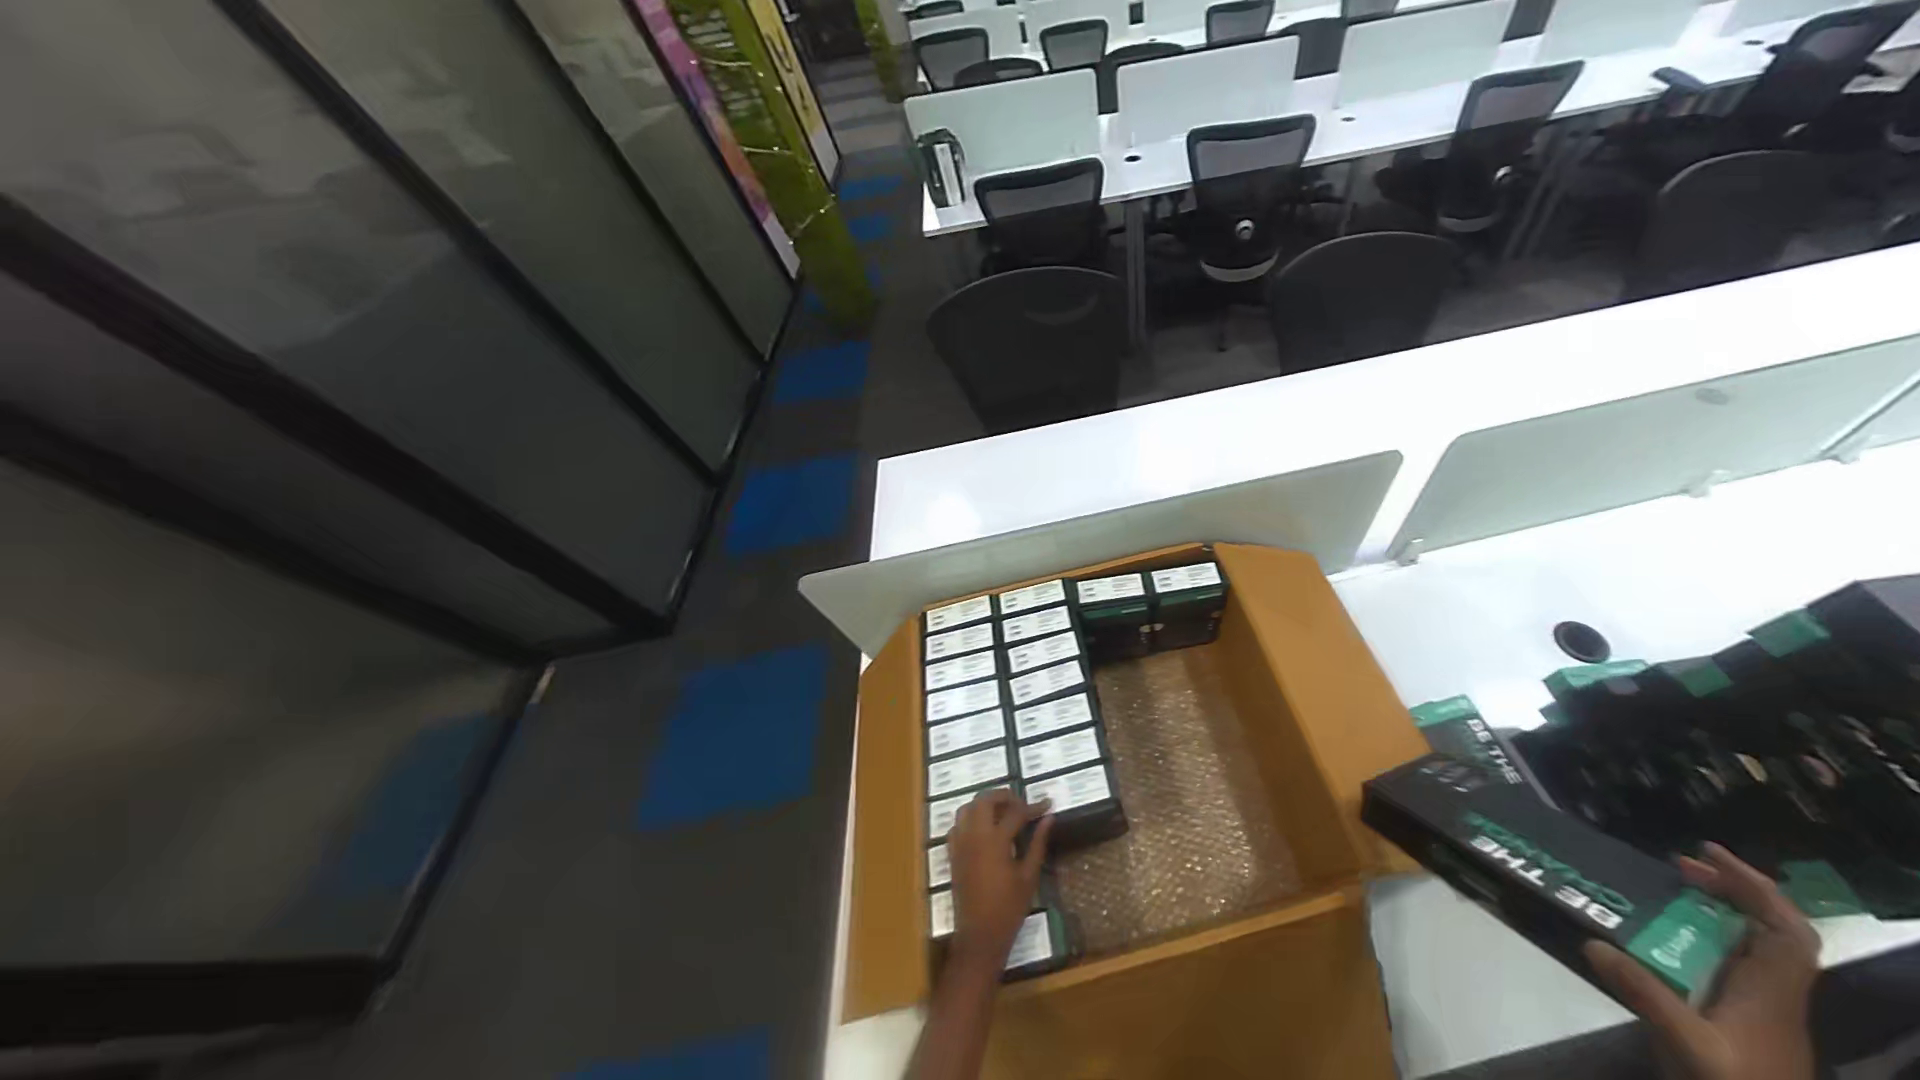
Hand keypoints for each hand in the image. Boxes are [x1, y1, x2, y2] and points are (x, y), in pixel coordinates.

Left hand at [946, 789, 1052, 968]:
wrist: (979, 934)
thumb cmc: (1009, 907)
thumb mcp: (1029, 876)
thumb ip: (1037, 843)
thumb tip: (1049, 819)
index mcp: (995, 840)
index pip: (1015, 813)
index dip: (1033, 807)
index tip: (1046, 804)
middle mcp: (974, 835)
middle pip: (985, 800)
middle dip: (1004, 796)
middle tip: (1021, 804)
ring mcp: (959, 842)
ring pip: (968, 808)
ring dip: (985, 804)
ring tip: (1003, 812)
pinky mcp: (952, 852)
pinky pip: (958, 825)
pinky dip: (971, 818)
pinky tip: (984, 829)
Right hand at [1582, 842, 1820, 1079]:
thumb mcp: (1687, 1043)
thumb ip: (1645, 993)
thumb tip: (1592, 942)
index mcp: (1772, 993)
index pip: (1785, 930)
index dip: (1755, 888)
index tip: (1706, 854)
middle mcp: (1772, 993)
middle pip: (1770, 931)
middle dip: (1731, 891)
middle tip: (1678, 867)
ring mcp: (1758, 1008)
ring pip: (1750, 947)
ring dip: (1716, 912)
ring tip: (1668, 891)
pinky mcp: (1740, 1018)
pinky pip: (1729, 963)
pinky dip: (1702, 938)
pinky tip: (1664, 937)